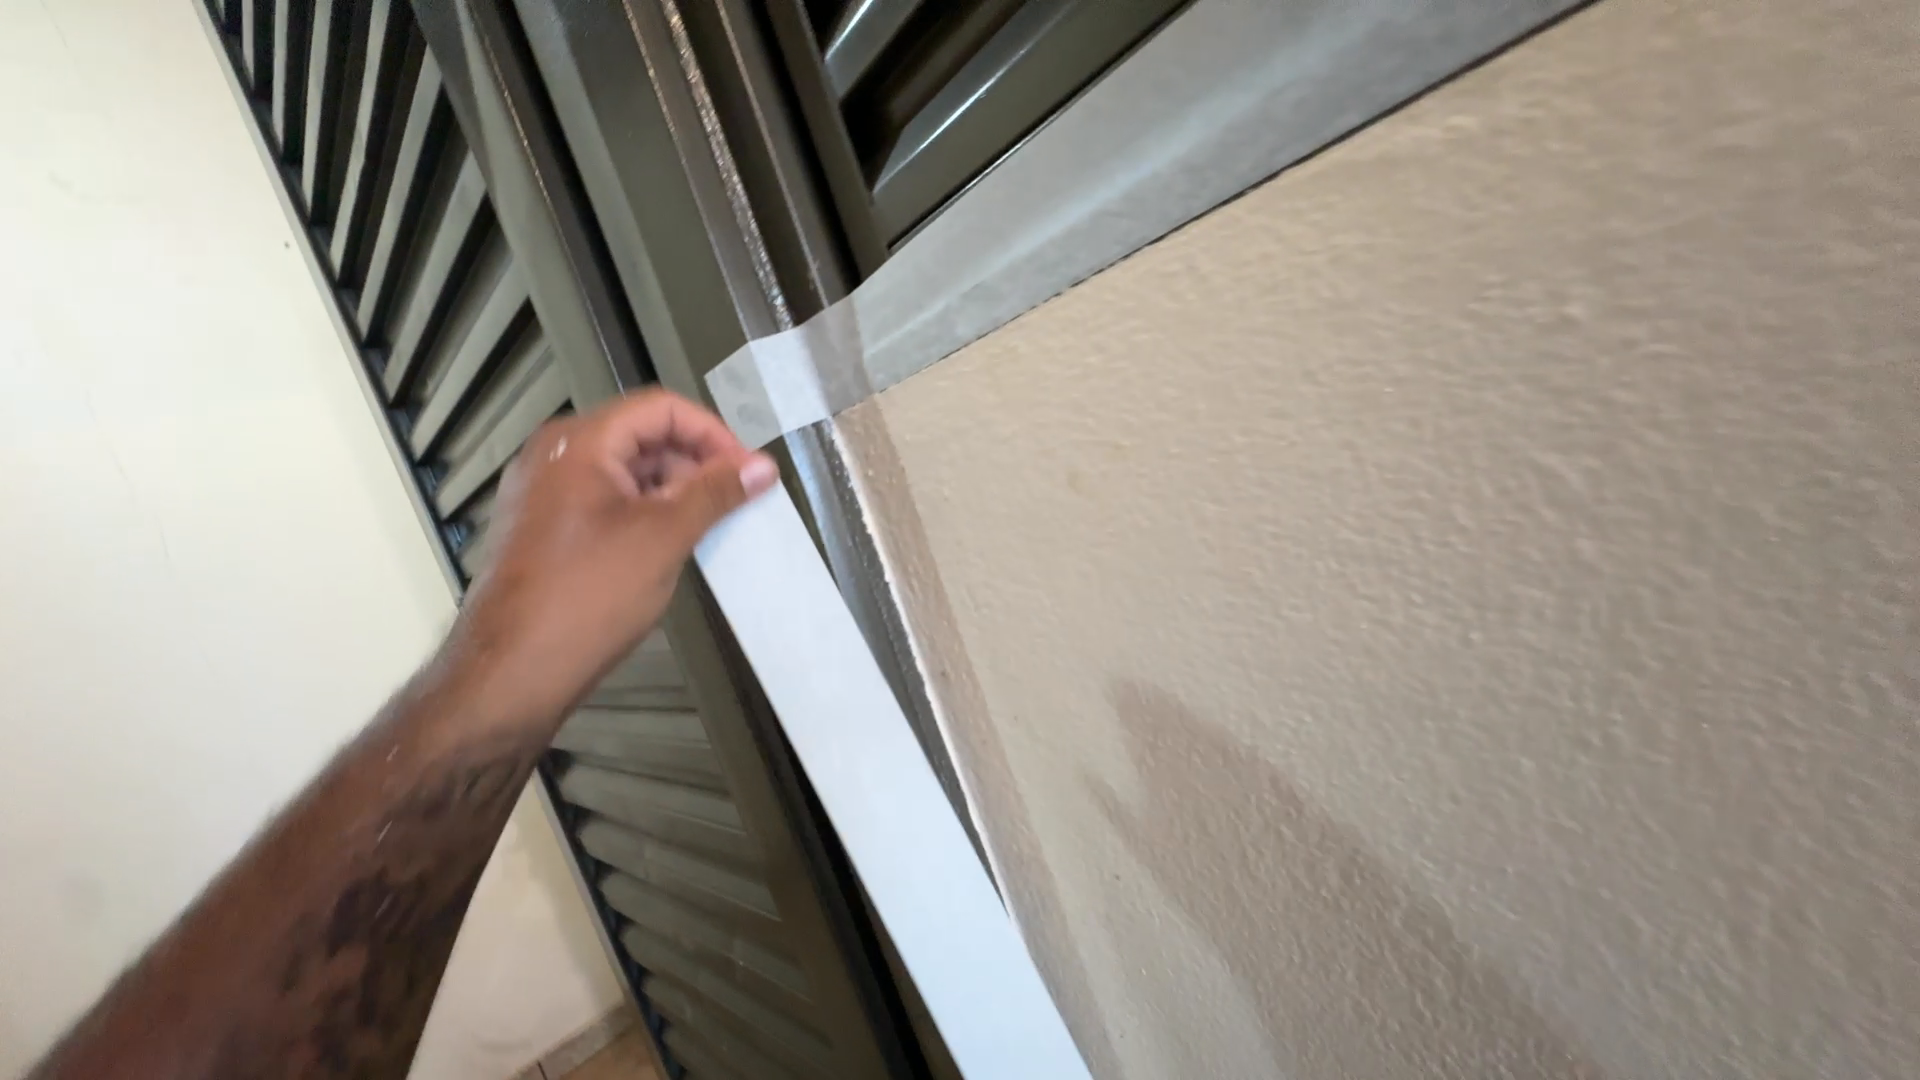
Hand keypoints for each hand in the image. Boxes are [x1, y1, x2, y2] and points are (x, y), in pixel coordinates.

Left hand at [440, 389, 777, 726]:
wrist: (513, 672)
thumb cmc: (590, 594)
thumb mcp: (665, 536)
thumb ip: (716, 493)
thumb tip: (764, 467)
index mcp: (580, 443)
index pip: (661, 408)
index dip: (713, 434)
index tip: (749, 472)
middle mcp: (559, 456)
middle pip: (645, 436)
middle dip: (698, 462)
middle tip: (739, 500)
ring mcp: (549, 493)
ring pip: (630, 471)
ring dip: (678, 490)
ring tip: (713, 525)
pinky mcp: (551, 528)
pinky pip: (612, 501)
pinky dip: (651, 512)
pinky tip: (676, 544)